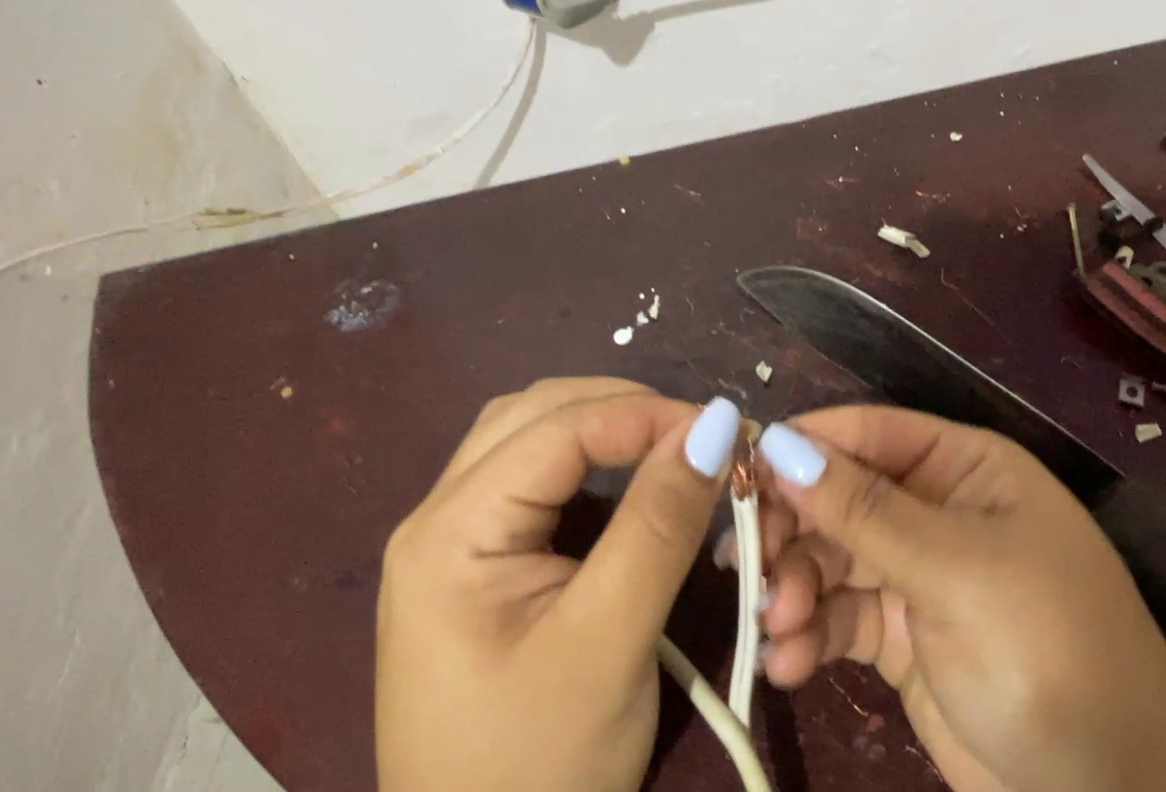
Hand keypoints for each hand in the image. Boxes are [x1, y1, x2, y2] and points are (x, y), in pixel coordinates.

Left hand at [376, 379, 741, 791]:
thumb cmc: (542, 765)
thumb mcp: (611, 642)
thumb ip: (659, 525)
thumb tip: (712, 425)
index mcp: (449, 532)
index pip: (556, 428)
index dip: (646, 412)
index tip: (728, 430)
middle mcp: (437, 520)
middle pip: (533, 418)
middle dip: (622, 409)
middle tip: (701, 436)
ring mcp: (450, 544)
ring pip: (530, 442)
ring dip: (603, 430)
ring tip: (671, 449)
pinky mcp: (476, 570)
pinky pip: (532, 485)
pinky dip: (587, 467)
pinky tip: (626, 483)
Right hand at [741, 407, 1165, 791]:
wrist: (1113, 789)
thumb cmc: (1049, 651)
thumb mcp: (958, 572)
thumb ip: (865, 511)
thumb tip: (779, 444)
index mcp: (964, 469)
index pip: (868, 434)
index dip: (803, 448)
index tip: (738, 475)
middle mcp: (935, 510)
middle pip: (838, 498)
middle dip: (792, 532)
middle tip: (750, 568)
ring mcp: (916, 576)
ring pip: (829, 560)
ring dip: (793, 590)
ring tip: (778, 628)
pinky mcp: (900, 638)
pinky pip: (838, 617)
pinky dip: (808, 636)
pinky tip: (788, 664)